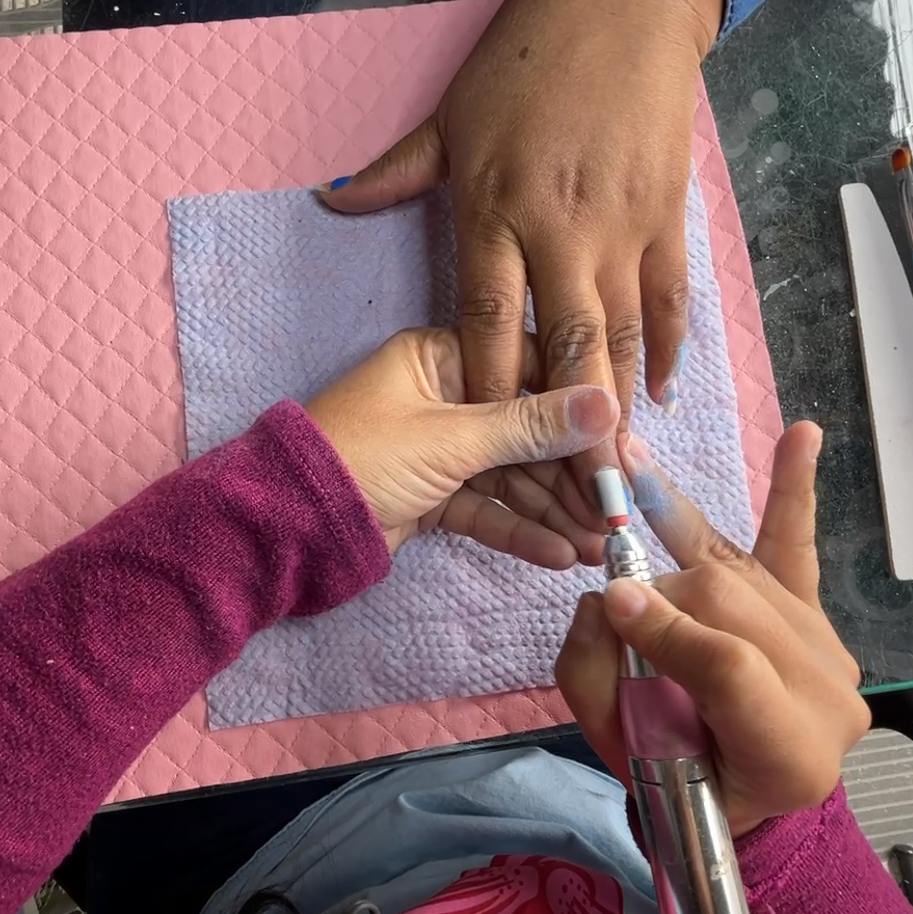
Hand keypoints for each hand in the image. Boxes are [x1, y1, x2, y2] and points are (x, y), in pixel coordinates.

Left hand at [306, 328, 616, 568]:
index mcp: (442, 358)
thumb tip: (609, 405)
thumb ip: (529, 425)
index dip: (579, 411)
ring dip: (552, 511)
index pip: (529, 371)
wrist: (289, 524)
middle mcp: (446, 397)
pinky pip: (485, 507)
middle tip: (614, 514)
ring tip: (597, 547)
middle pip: (525, 431)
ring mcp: (439, 448)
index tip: (623, 448)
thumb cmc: (364, 457)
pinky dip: (517, 529)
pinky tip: (557, 555)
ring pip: (509, 476)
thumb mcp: (450, 439)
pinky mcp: (432, 493)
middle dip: (570, 476)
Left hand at [318, 0, 728, 468]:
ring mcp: (618, 225)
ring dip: (621, 405)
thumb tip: (331, 197)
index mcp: (495, 214)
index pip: (487, 324)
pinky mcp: (666, 217)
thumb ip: (394, 173)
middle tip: (581, 490)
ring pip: (619, 333)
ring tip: (621, 466)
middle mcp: (557, 230)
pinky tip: (658, 393)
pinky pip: (669, 297)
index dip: (493, 394)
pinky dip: (667, 347)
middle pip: (561, 345)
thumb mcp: (448, 119)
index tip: (496, 453)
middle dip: (572, 426)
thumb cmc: (525, 62)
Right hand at [554, 423, 869, 835]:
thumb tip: (604, 597)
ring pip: (738, 569)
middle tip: (619, 602)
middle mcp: (823, 689)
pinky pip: (795, 546)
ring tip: (630, 470)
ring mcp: (823, 642)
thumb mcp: (616, 749)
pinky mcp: (809, 610)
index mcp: (784, 751)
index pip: (730, 668)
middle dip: (661, 594)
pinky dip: (793, 490)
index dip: (668, 629)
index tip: (610, 600)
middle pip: (729, 603)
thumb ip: (596, 678)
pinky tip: (802, 435)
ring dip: (675, 542)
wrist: (741, 786)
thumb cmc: (674, 774)